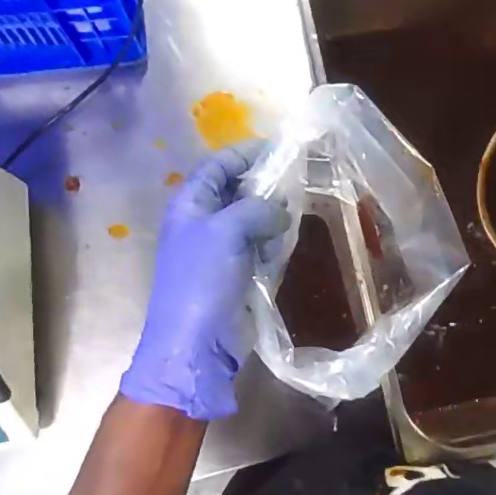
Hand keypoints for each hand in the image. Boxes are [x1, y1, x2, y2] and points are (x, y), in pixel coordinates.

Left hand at [120, 142, 288, 419]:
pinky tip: (294, 236)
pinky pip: (260, 248)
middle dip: (267, 183)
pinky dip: (275, 241)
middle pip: (237, 191)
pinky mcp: (237, 275)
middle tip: (303, 176)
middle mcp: (203, 222)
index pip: (219, 165)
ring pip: (252, 220)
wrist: (196, 345)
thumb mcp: (226, 232)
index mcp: (190, 204)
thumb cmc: (202, 282)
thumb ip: (255, 208)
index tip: (284, 149)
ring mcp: (220, 251)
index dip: (248, 154)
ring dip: (274, 213)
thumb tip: (281, 209)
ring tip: (305, 203)